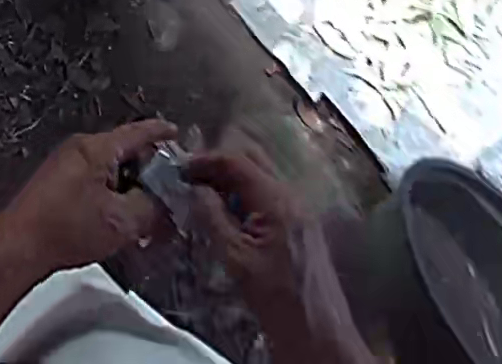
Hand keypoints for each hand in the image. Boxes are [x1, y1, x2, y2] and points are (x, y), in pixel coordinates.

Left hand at [0, 119, 177, 276]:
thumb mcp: (120, 221)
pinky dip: (113, 190)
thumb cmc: (69, 226)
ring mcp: (67, 161)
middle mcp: (81, 147)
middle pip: (123, 149)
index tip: (177, 131)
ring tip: (150, 207)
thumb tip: (164, 202)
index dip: (159, 132)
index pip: (135, 133)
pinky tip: (122, 214)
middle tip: (171, 184)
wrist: (22, 241)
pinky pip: (96, 177)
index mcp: (96, 148)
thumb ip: (149, 207)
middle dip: (148, 166)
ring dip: (130, 183)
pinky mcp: (60, 179)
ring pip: (110, 166)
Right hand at [187, 150, 372, 363]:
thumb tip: (194, 187)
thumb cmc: (276, 300)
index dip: (204, 160)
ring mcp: (300, 210)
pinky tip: (229, 211)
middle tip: (191, 178)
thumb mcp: (234, 257)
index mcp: (276, 200)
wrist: (321, 341)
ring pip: (259, 175)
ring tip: (205, 193)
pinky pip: (268, 194)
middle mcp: (291, 196)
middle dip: (217, 164)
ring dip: (230, 178)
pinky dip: (245, 193)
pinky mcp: (301, 225)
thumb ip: (212, 215)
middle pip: (249, 160)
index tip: (180, 169)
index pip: (235, 161)